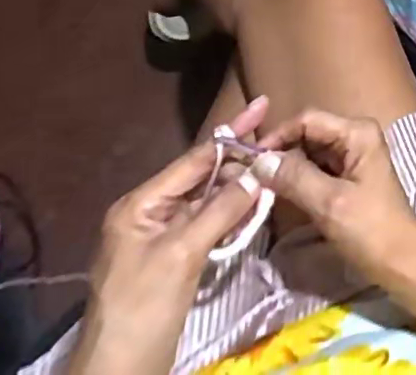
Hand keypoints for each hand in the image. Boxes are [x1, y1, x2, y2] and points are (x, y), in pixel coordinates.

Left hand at [74, 98, 268, 374]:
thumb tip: (258, 173)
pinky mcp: (172, 261)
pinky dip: (229, 216)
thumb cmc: (142, 311)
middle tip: (274, 144)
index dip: (231, 133)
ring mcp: (160, 238)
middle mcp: (149, 213)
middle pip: (201, 177)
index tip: (260, 106)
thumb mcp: (182, 256)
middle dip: (237, 162)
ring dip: (237, 189)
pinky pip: (205, 226)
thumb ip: (221, 210)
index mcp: (141, 204)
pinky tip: (253, 207)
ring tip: (270, 171)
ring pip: (206, 201)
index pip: (194, 160)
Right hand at [253, 110, 415, 291]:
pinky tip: (281, 192)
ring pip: (310, 152)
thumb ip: (295, 178)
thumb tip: (259, 161)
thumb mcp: (330, 204)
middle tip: (252, 174)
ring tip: (261, 184)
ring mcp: (353, 155)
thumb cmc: (371, 230)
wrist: (403, 264)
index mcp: (357, 132)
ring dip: (288, 167)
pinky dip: (299, 179)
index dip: (278, 135)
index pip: (308, 119)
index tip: (251, 159)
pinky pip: (317, 168)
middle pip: (308, 133)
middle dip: (281, 152)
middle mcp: (355, 135)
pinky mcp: (348, 176)